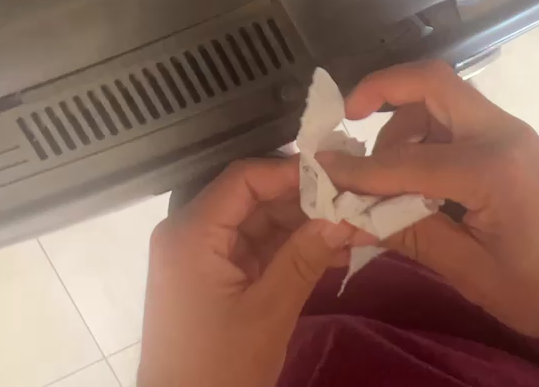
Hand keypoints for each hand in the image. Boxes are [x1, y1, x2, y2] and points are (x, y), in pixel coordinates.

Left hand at [139, 157, 357, 386]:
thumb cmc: (218, 371)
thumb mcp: (268, 313)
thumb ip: (305, 256)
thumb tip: (345, 213)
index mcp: (191, 231)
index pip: (244, 177)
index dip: (290, 171)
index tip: (335, 176)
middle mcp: (189, 232)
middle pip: (252, 198)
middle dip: (302, 201)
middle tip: (349, 203)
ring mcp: (199, 256)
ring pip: (256, 222)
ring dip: (300, 227)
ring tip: (349, 230)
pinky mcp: (211, 278)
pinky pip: (252, 249)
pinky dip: (286, 251)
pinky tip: (329, 254)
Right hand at [319, 60, 538, 347]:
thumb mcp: (472, 271)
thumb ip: (409, 233)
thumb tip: (349, 217)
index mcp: (492, 167)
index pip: (408, 160)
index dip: (361, 170)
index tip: (322, 169)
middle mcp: (500, 132)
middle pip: (432, 81)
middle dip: (384, 89)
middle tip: (350, 116)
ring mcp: (508, 132)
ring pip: (443, 97)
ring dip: (405, 120)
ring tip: (385, 172)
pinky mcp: (511, 142)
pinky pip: (458, 119)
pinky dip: (427, 134)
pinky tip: (417, 176)